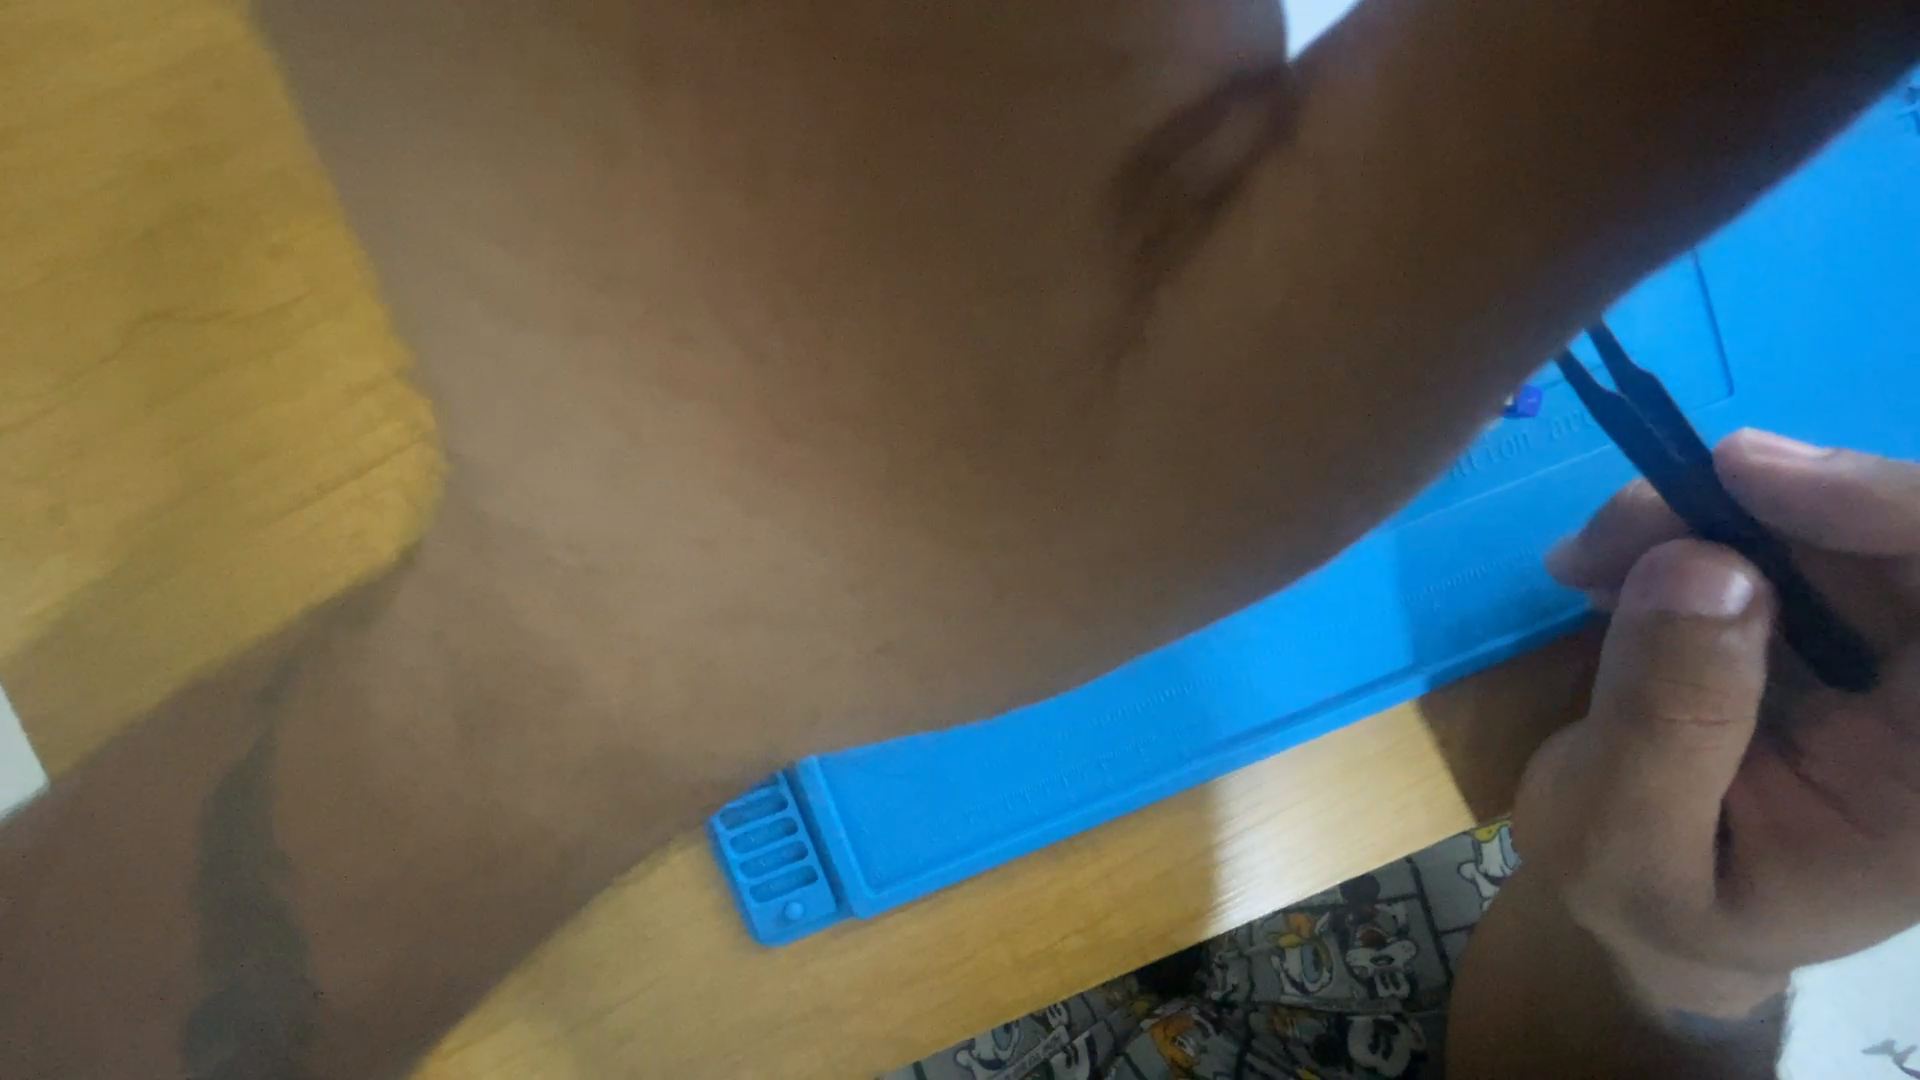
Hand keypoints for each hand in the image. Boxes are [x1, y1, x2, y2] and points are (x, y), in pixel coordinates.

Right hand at [1516, 429, 1919, 1019]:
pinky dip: (1680, 539)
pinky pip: (1775, 551)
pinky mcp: (1823, 641)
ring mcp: (1893, 671)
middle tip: (1607, 531)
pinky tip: (1605, 572)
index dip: (1897, 513)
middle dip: (1753, 510)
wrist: (1642, 911)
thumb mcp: (1625, 829)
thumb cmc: (1640, 897)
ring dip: (1698, 521)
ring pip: (1833, 534)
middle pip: (1906, 551)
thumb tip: (1699, 563)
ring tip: (1583, 560)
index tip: (1745, 474)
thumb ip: (1670, 716)